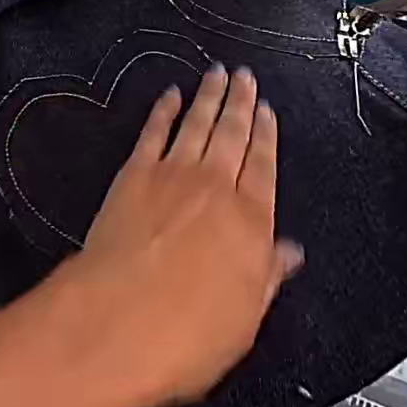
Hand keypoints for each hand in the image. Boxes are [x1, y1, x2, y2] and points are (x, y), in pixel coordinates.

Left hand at [51, 65, 302, 406]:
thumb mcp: (244, 319)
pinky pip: (154, 131)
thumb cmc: (185, 334)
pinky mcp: (136, 173)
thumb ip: (268, 275)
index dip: (266, 133)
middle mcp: (215, 186)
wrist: (116, 323)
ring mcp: (174, 174)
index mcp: (249, 219)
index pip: (264, 164)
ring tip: (217, 72)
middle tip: (246, 75)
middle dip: (241, 101)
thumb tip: (290, 252)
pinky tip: (171, 93)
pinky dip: (164, 109)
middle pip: (233, 132)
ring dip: (209, 95)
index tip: (267, 109)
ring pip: (198, 122)